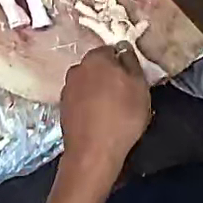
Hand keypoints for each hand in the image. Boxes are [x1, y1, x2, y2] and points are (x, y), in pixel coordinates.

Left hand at [58, 43, 151, 188]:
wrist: (93, 152)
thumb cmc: (123, 115)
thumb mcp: (140, 85)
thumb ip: (131, 62)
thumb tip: (123, 50)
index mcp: (96, 57)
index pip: (113, 50)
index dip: (125, 63)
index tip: (134, 78)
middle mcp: (77, 69)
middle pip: (98, 66)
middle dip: (110, 75)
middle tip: (127, 93)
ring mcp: (67, 89)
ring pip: (89, 83)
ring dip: (99, 90)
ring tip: (114, 108)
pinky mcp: (63, 109)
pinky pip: (81, 99)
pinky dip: (90, 104)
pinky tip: (101, 118)